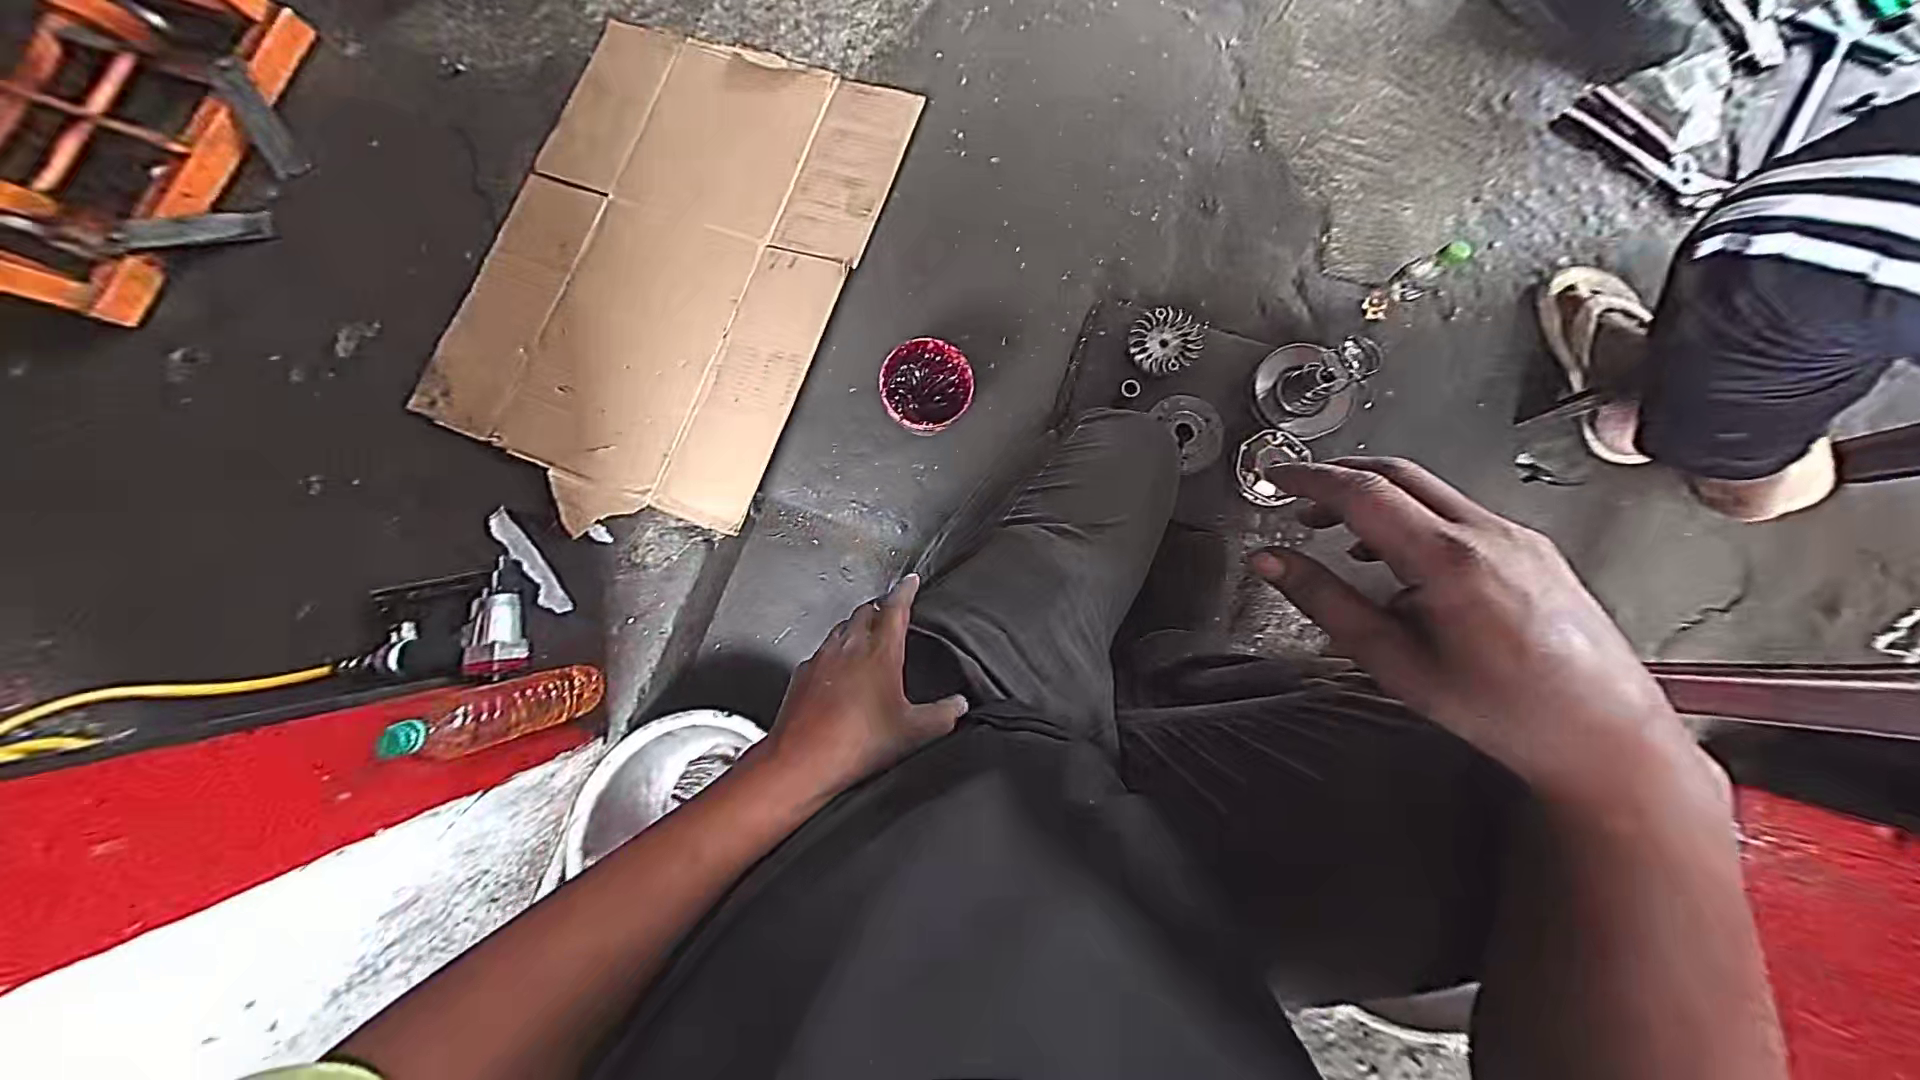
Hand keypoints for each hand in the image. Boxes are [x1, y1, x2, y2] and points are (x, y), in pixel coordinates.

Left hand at [758, 573, 968, 801]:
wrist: (801, 761)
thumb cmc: (856, 743)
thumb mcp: (913, 732)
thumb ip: (942, 715)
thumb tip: (959, 706)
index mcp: (880, 652)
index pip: (895, 608)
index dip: (906, 591)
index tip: (911, 582)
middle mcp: (849, 647)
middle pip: (866, 611)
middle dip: (881, 606)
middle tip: (891, 610)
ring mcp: (822, 658)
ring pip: (841, 628)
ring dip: (856, 625)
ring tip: (867, 635)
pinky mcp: (802, 675)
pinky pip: (821, 651)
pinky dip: (834, 651)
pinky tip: (837, 668)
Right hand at [1249, 458, 1700, 806]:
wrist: (1603, 737)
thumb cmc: (1499, 709)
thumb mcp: (1389, 658)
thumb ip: (1322, 600)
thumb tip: (1271, 562)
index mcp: (1450, 561)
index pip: (1362, 492)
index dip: (1308, 478)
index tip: (1276, 476)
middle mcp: (1489, 535)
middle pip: (1396, 473)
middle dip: (1336, 475)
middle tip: (1295, 492)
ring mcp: (1516, 537)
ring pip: (1426, 488)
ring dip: (1370, 495)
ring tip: (1331, 526)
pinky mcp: (1530, 548)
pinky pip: (1454, 511)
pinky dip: (1406, 514)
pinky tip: (1388, 552)